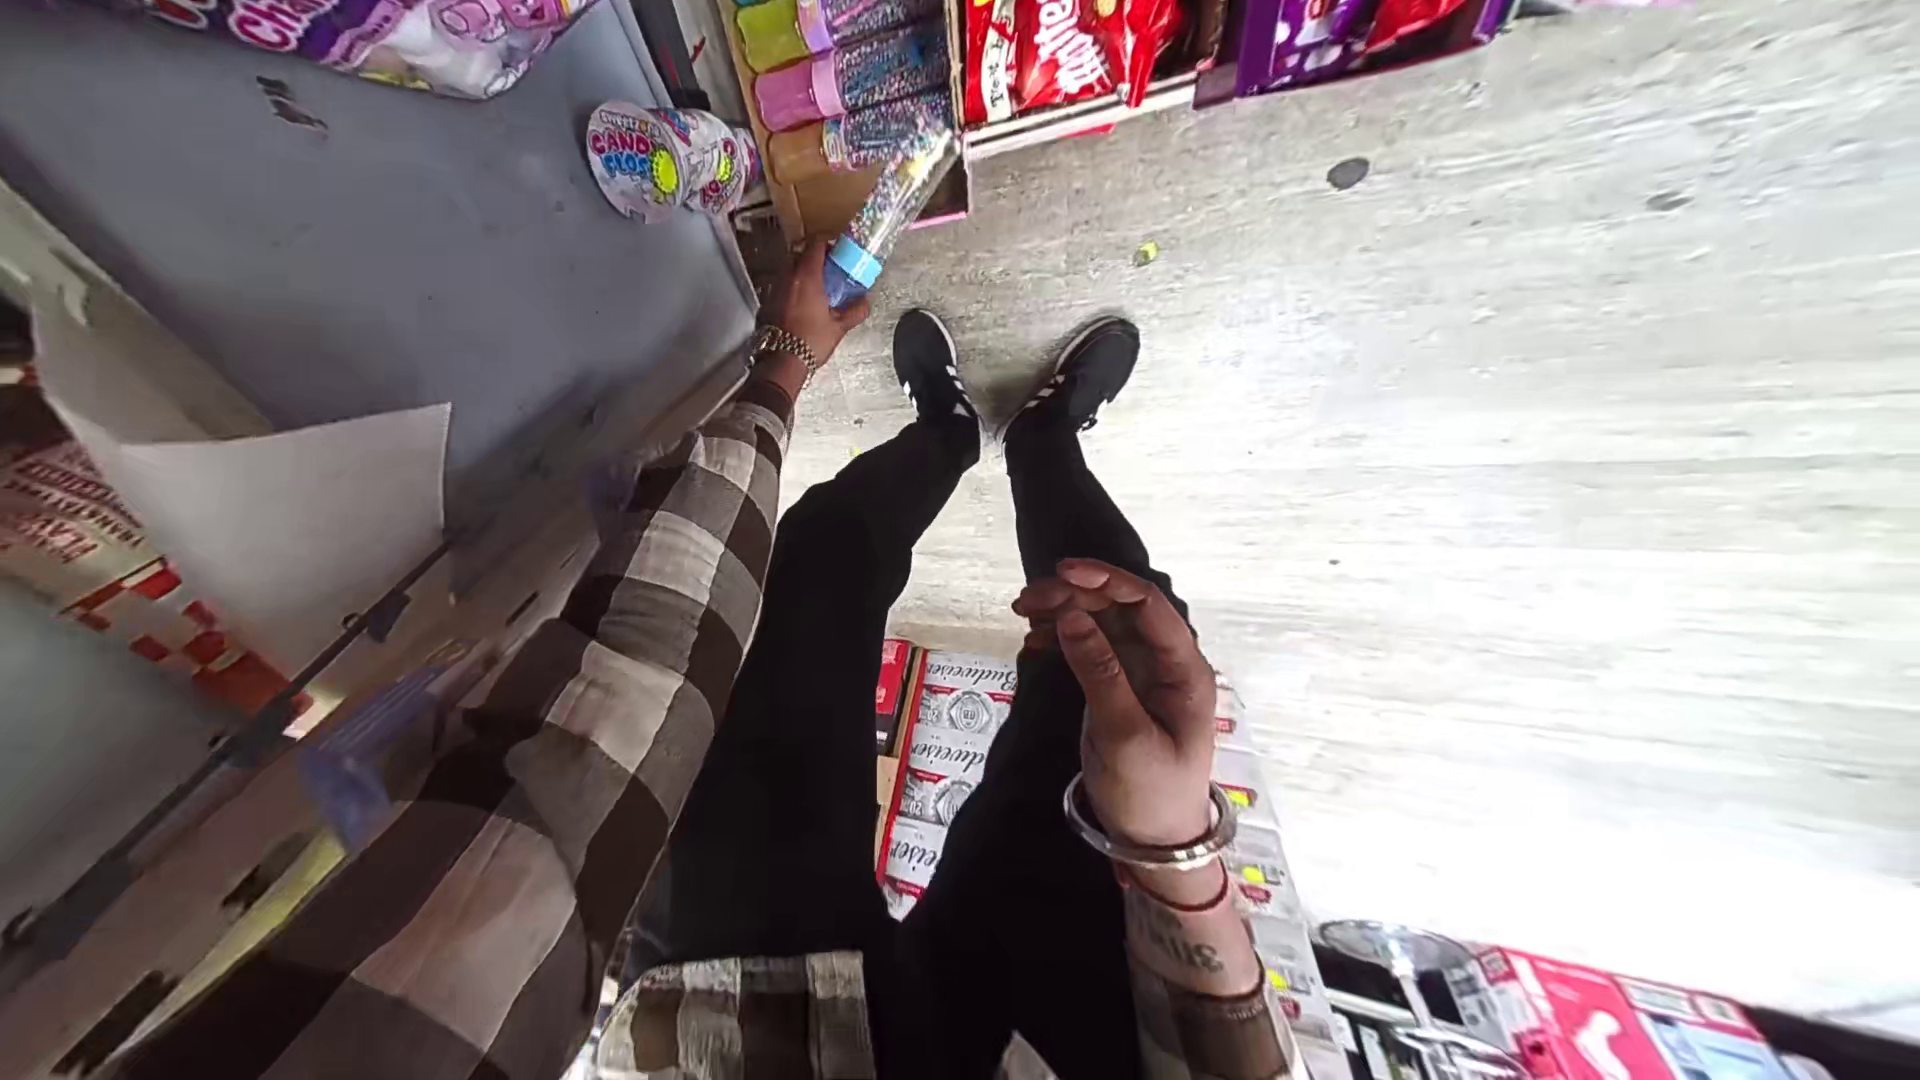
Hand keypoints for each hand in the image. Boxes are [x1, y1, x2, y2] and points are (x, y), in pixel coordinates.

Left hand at [762, 238, 871, 366]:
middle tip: (829, 268)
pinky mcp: (768, 301)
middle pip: (800, 253)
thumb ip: (855, 311)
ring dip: (803, 271)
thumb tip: (865, 303)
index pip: (815, 245)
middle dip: (814, 257)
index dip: (827, 243)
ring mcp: (775, 288)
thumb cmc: (811, 342)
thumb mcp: (839, 327)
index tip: (837, 249)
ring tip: (817, 286)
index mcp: (807, 277)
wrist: (783, 361)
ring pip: (789, 268)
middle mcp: (788, 277)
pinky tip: (803, 301)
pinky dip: (793, 286)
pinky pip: (782, 285)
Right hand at [1012, 560, 1217, 853]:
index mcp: (1183, 668)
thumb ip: (1100, 672)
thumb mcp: (1124, 735)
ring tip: (1023, 611)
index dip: (1107, 580)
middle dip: (1074, 595)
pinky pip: (1088, 646)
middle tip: (1027, 599)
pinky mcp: (1116, 683)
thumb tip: (1071, 616)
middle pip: (1119, 608)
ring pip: (1100, 623)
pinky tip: (1034, 638)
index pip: (1148, 604)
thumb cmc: (1149, 792)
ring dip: (1063, 611)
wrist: (1151, 840)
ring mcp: (1139, 671)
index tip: (1063, 572)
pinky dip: (1061, 636)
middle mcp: (1163, 660)